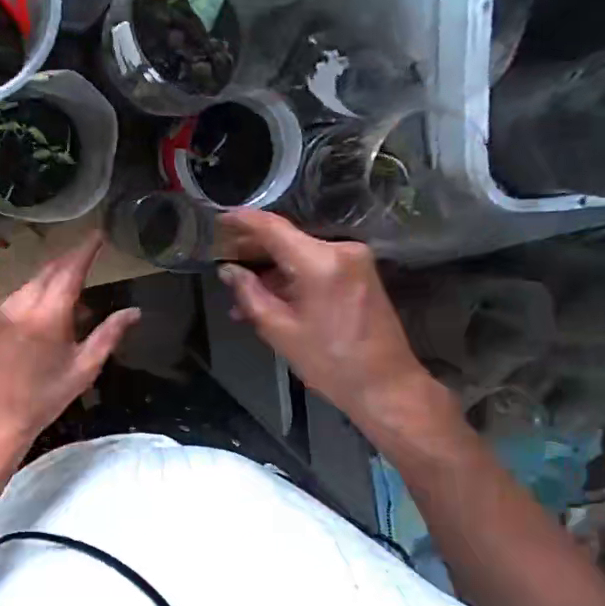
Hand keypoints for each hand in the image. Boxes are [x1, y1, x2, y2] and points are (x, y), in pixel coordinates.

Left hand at [0, 232, 140, 471]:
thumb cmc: (45, 396)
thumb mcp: (84, 368)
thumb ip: (109, 333)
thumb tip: (134, 311)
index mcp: (49, 314)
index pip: (70, 269)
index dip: (86, 249)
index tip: (99, 234)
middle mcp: (23, 302)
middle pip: (51, 269)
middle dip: (71, 259)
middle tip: (91, 253)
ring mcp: (3, 308)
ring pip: (34, 279)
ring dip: (55, 276)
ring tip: (75, 289)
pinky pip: (20, 292)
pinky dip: (38, 290)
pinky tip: (49, 307)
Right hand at [216, 209, 441, 432]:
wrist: (386, 386)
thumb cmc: (330, 362)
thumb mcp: (279, 329)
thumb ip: (249, 293)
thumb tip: (229, 271)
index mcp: (320, 262)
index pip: (272, 227)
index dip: (241, 220)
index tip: (218, 219)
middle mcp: (341, 250)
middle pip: (286, 238)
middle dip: (252, 247)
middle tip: (221, 255)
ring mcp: (354, 260)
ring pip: (299, 253)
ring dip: (270, 267)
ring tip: (239, 287)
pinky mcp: (358, 273)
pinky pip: (315, 265)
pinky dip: (291, 276)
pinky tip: (267, 294)